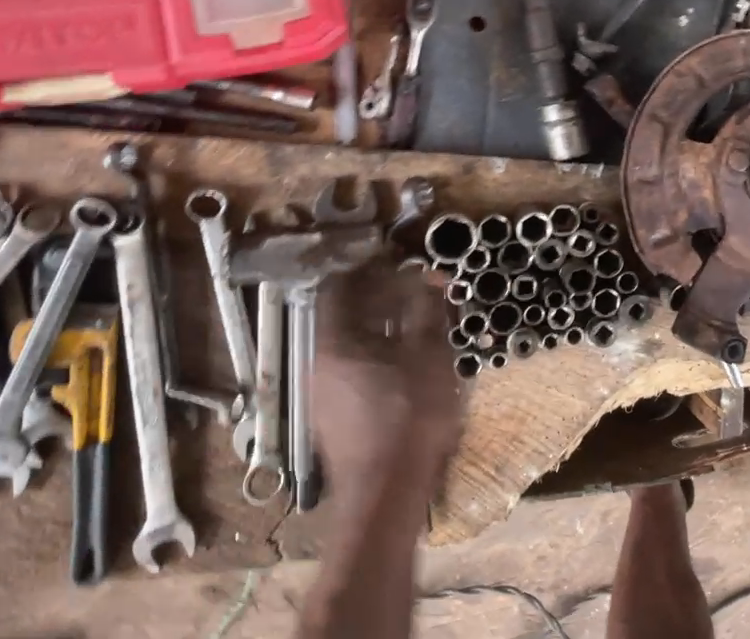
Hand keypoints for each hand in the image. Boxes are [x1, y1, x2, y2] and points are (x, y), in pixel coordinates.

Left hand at [313, 262, 466, 492]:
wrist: (388, 491)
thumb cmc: (409, 415)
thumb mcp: (428, 354)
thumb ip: (427, 311)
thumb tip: (431, 277)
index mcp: (334, 343)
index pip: (339, 286)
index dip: (368, 266)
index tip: (399, 257)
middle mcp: (318, 363)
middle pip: (346, 314)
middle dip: (382, 295)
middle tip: (419, 286)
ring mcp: (324, 393)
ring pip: (353, 342)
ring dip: (384, 324)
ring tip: (421, 319)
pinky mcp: (337, 415)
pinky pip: (356, 367)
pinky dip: (381, 351)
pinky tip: (411, 359)